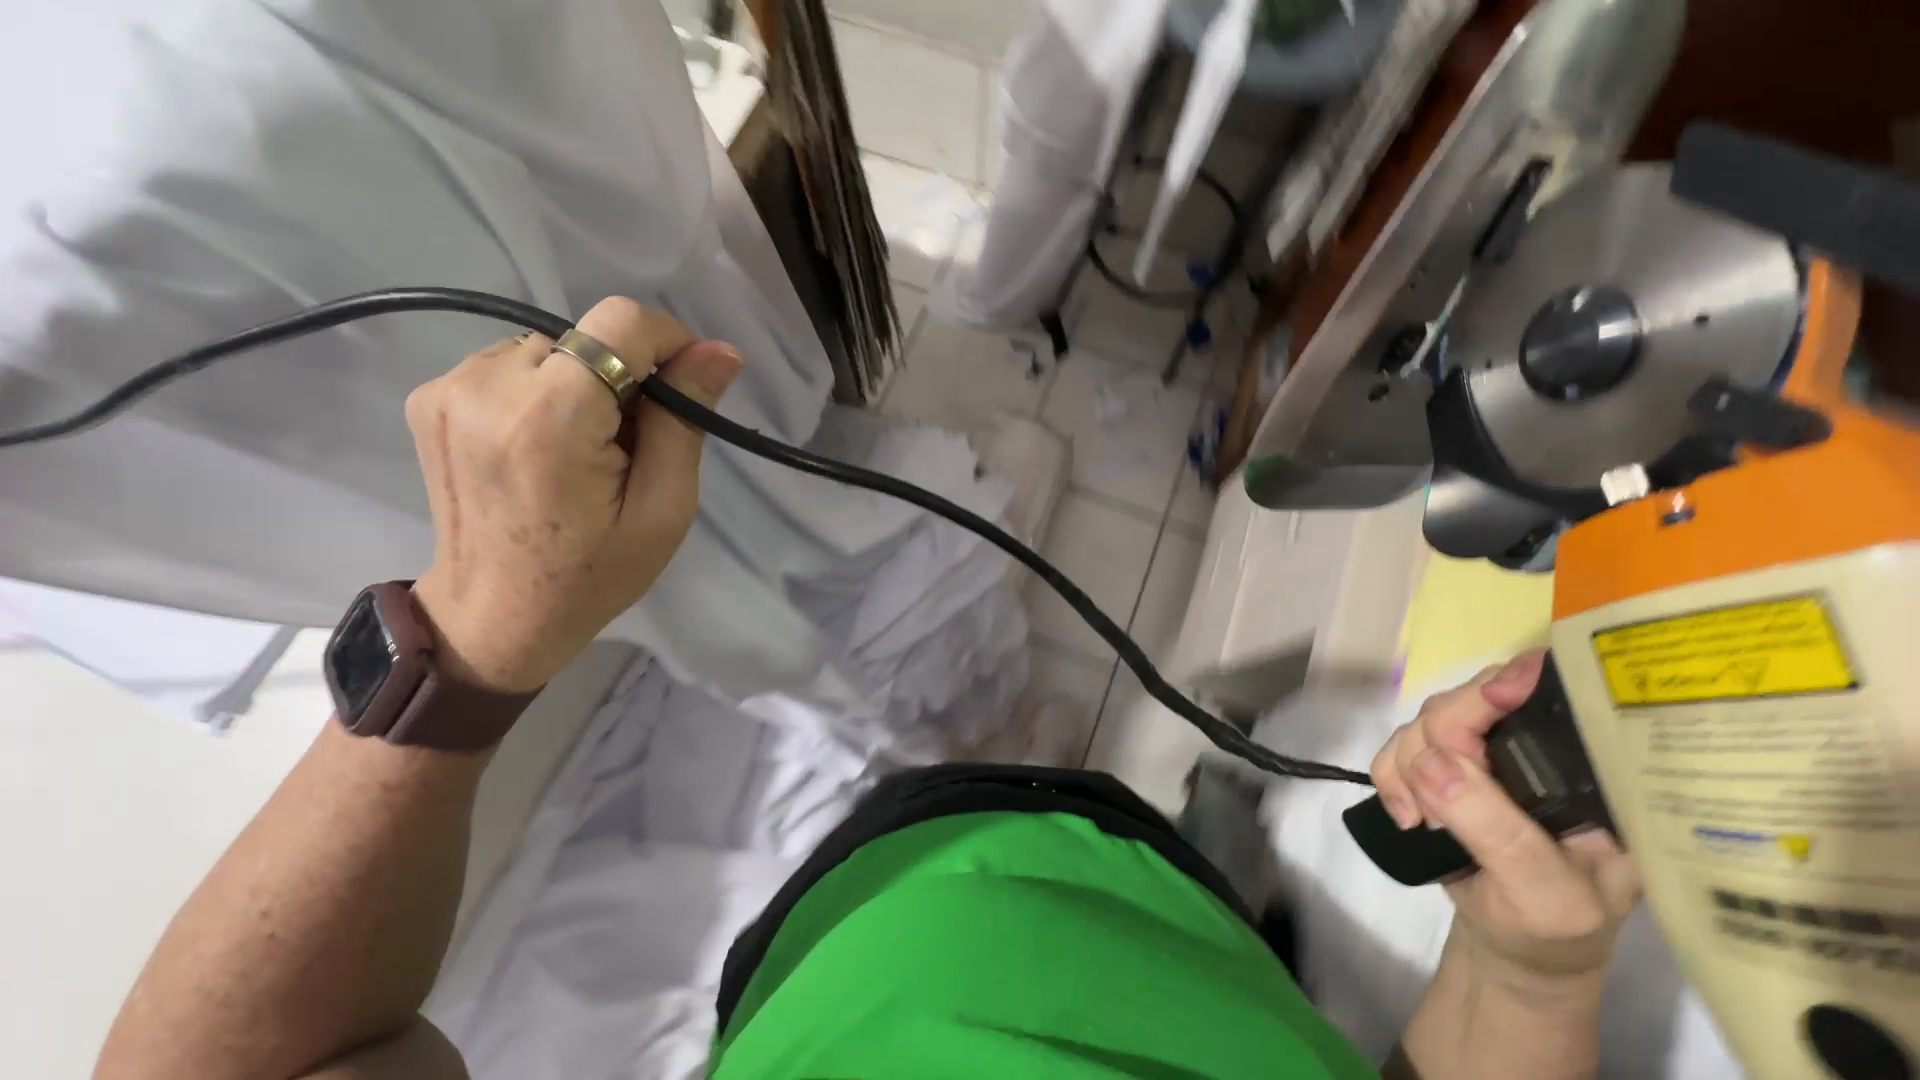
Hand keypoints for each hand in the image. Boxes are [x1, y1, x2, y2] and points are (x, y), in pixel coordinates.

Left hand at [406, 297, 741, 691]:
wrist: (494, 616)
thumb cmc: (593, 574)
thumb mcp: (664, 508)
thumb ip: (685, 419)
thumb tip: (720, 350)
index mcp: (552, 419)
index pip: (621, 322)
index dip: (666, 342)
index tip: (680, 389)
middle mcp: (488, 386)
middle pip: (586, 337)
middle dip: (620, 377)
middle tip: (627, 445)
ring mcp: (448, 388)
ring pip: (549, 348)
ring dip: (578, 383)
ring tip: (579, 451)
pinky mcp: (429, 396)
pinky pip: (511, 365)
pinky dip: (540, 392)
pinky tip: (541, 447)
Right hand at [1370, 652, 1640, 990]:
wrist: (1518, 948)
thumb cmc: (1557, 927)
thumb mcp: (1547, 894)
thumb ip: (1497, 830)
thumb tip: (1433, 763)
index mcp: (1587, 768)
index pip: (1546, 698)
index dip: (1509, 687)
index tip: (1492, 698)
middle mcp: (1536, 746)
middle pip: (1469, 699)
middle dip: (1439, 745)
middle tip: (1437, 811)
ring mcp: (1487, 751)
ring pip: (1427, 719)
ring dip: (1409, 767)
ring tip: (1424, 824)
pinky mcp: (1446, 764)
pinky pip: (1398, 742)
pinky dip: (1389, 774)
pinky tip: (1406, 815)